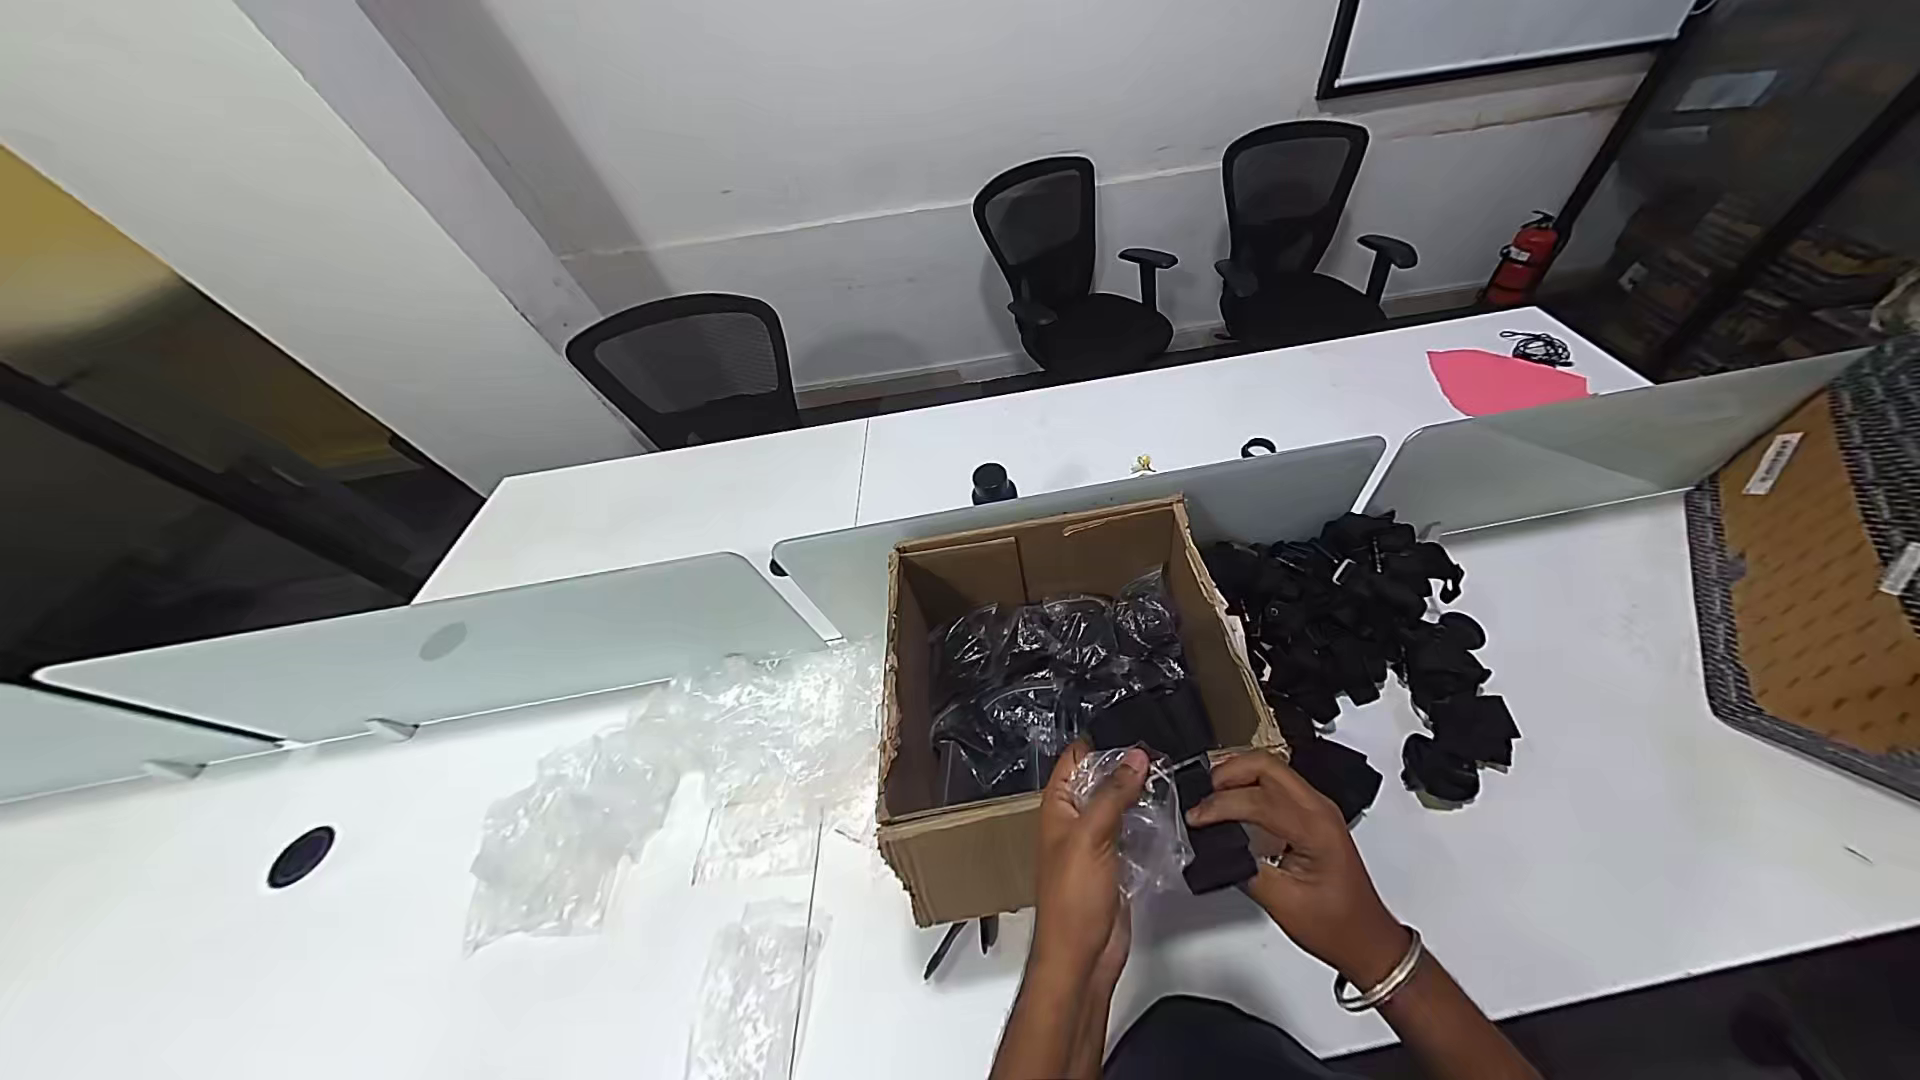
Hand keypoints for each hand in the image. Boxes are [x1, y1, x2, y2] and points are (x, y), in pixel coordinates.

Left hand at [1032, 743, 1147, 976]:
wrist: (1082, 955)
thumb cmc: (1070, 900)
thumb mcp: (1092, 835)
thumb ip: (1113, 794)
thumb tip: (1133, 758)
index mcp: (1057, 805)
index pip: (1074, 758)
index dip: (1098, 743)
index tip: (1129, 734)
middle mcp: (1074, 819)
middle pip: (1099, 779)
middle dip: (1124, 767)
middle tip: (1156, 754)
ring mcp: (1095, 840)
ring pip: (1118, 804)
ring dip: (1138, 793)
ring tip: (1164, 776)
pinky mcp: (1115, 860)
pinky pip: (1132, 831)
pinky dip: (1146, 821)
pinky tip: (1164, 812)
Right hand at [1186, 750, 1407, 984]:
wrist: (1368, 940)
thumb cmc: (1336, 927)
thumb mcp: (1281, 902)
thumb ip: (1242, 866)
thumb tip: (1213, 843)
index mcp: (1316, 830)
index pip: (1259, 799)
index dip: (1220, 806)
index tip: (1196, 818)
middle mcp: (1319, 809)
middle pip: (1265, 764)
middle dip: (1226, 773)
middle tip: (1203, 797)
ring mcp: (1316, 806)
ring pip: (1268, 766)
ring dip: (1235, 774)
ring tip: (1211, 799)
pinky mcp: (1309, 810)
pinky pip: (1273, 780)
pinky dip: (1246, 782)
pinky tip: (1231, 801)